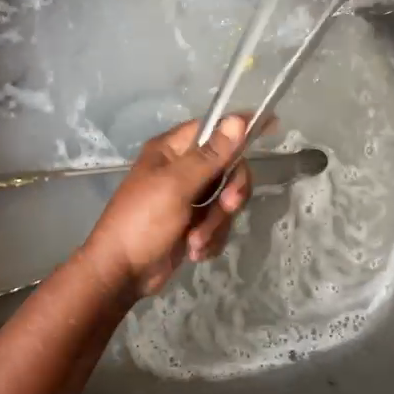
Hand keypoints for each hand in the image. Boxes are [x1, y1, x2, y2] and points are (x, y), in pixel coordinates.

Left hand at [77, 116, 253, 297]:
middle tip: (225, 207)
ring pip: (226, 200)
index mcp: (171, 150)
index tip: (271, 126)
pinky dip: (210, 239)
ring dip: (216, 224)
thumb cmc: (142, 221)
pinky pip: (219, 224)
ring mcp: (187, 198)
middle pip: (228, 168)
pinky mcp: (192, 224)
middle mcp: (181, 169)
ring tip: (195, 241)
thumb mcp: (177, 186)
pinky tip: (194, 251)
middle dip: (229, 193)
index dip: (238, 128)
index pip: (213, 128)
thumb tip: (237, 121)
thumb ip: (210, 156)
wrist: (121, 272)